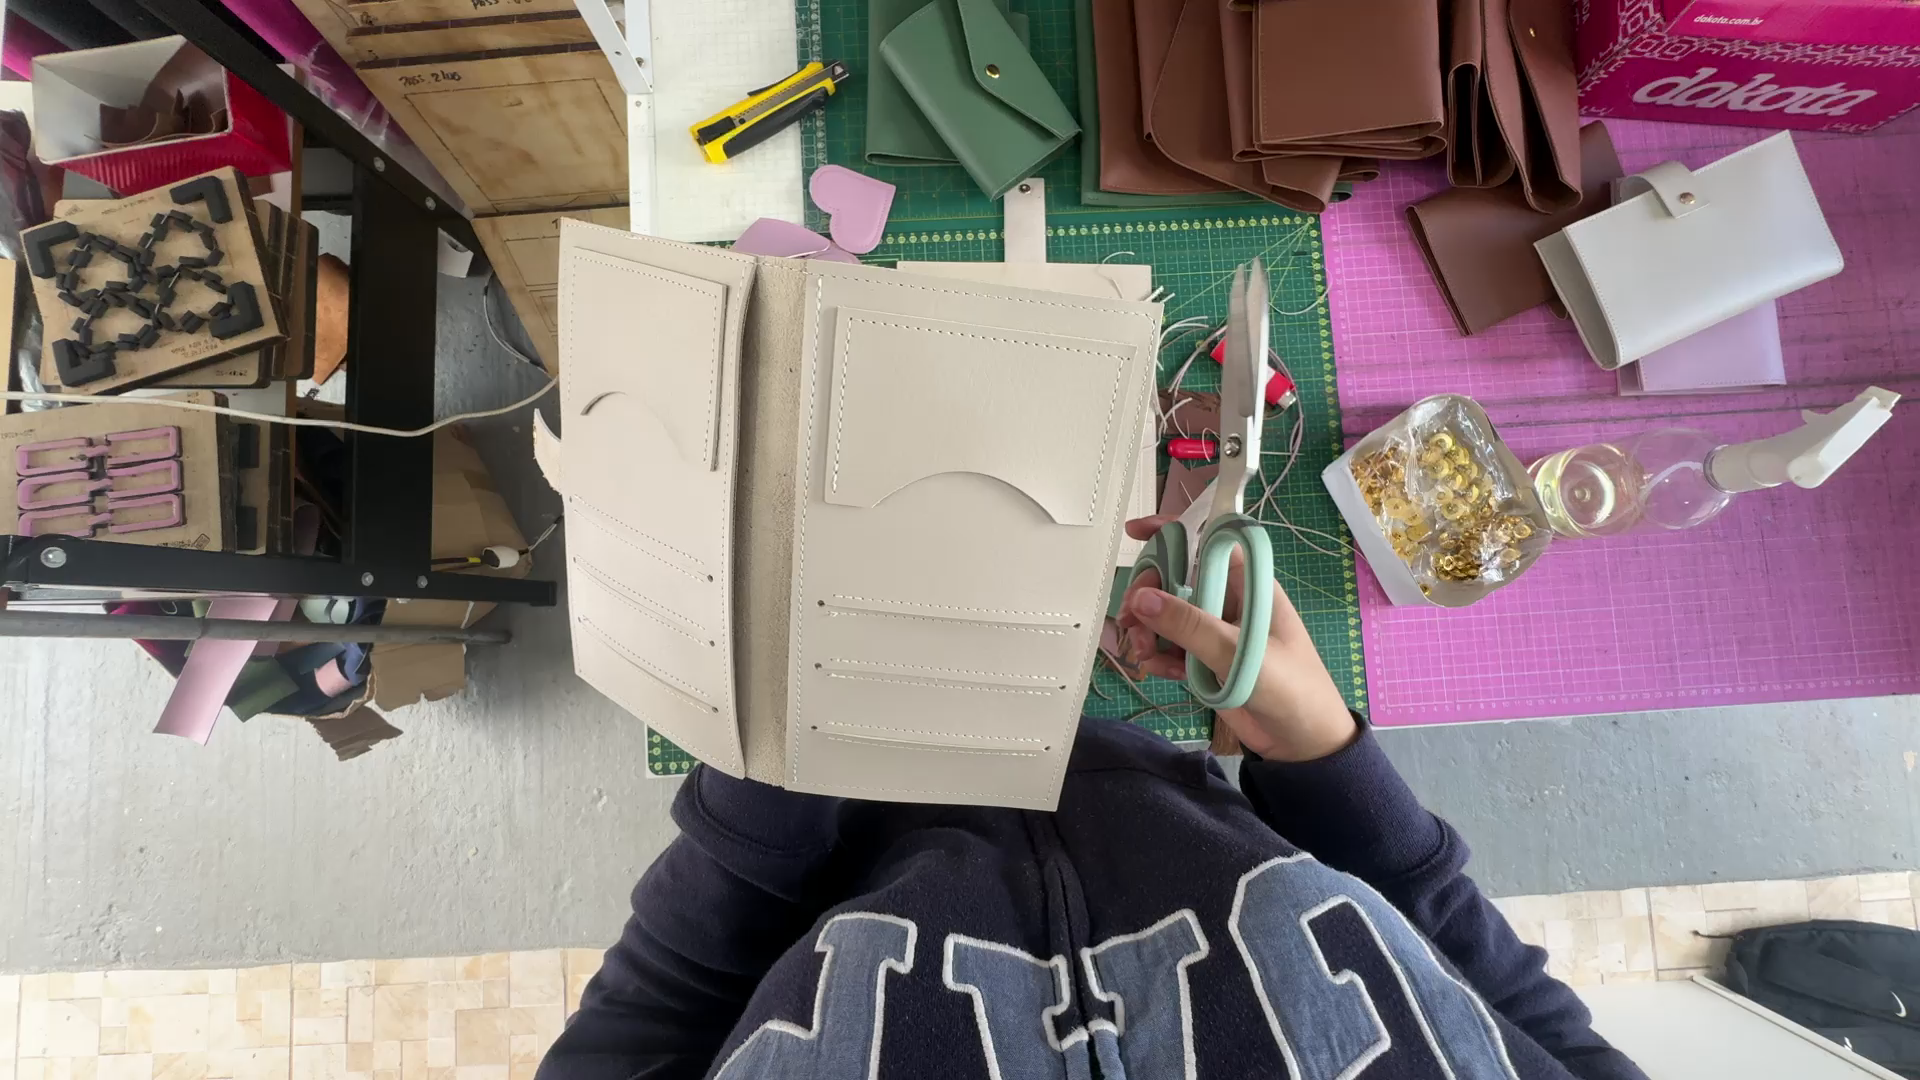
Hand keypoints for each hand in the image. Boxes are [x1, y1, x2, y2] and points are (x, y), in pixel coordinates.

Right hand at [1117, 515, 1357, 761]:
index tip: (1135, 533)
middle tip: (1131, 619)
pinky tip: (1159, 670)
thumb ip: (1190, 625)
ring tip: (1143, 653)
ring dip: (1147, 629)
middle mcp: (1227, 599)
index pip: (1206, 541)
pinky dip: (1156, 654)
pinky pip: (1167, 643)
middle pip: (1174, 577)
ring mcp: (1213, 628)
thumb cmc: (1290, 689)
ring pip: (1164, 612)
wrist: (1303, 745)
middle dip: (1147, 593)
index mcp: (1247, 584)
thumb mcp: (1240, 654)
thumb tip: (1141, 597)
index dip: (1171, 531)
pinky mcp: (1201, 656)